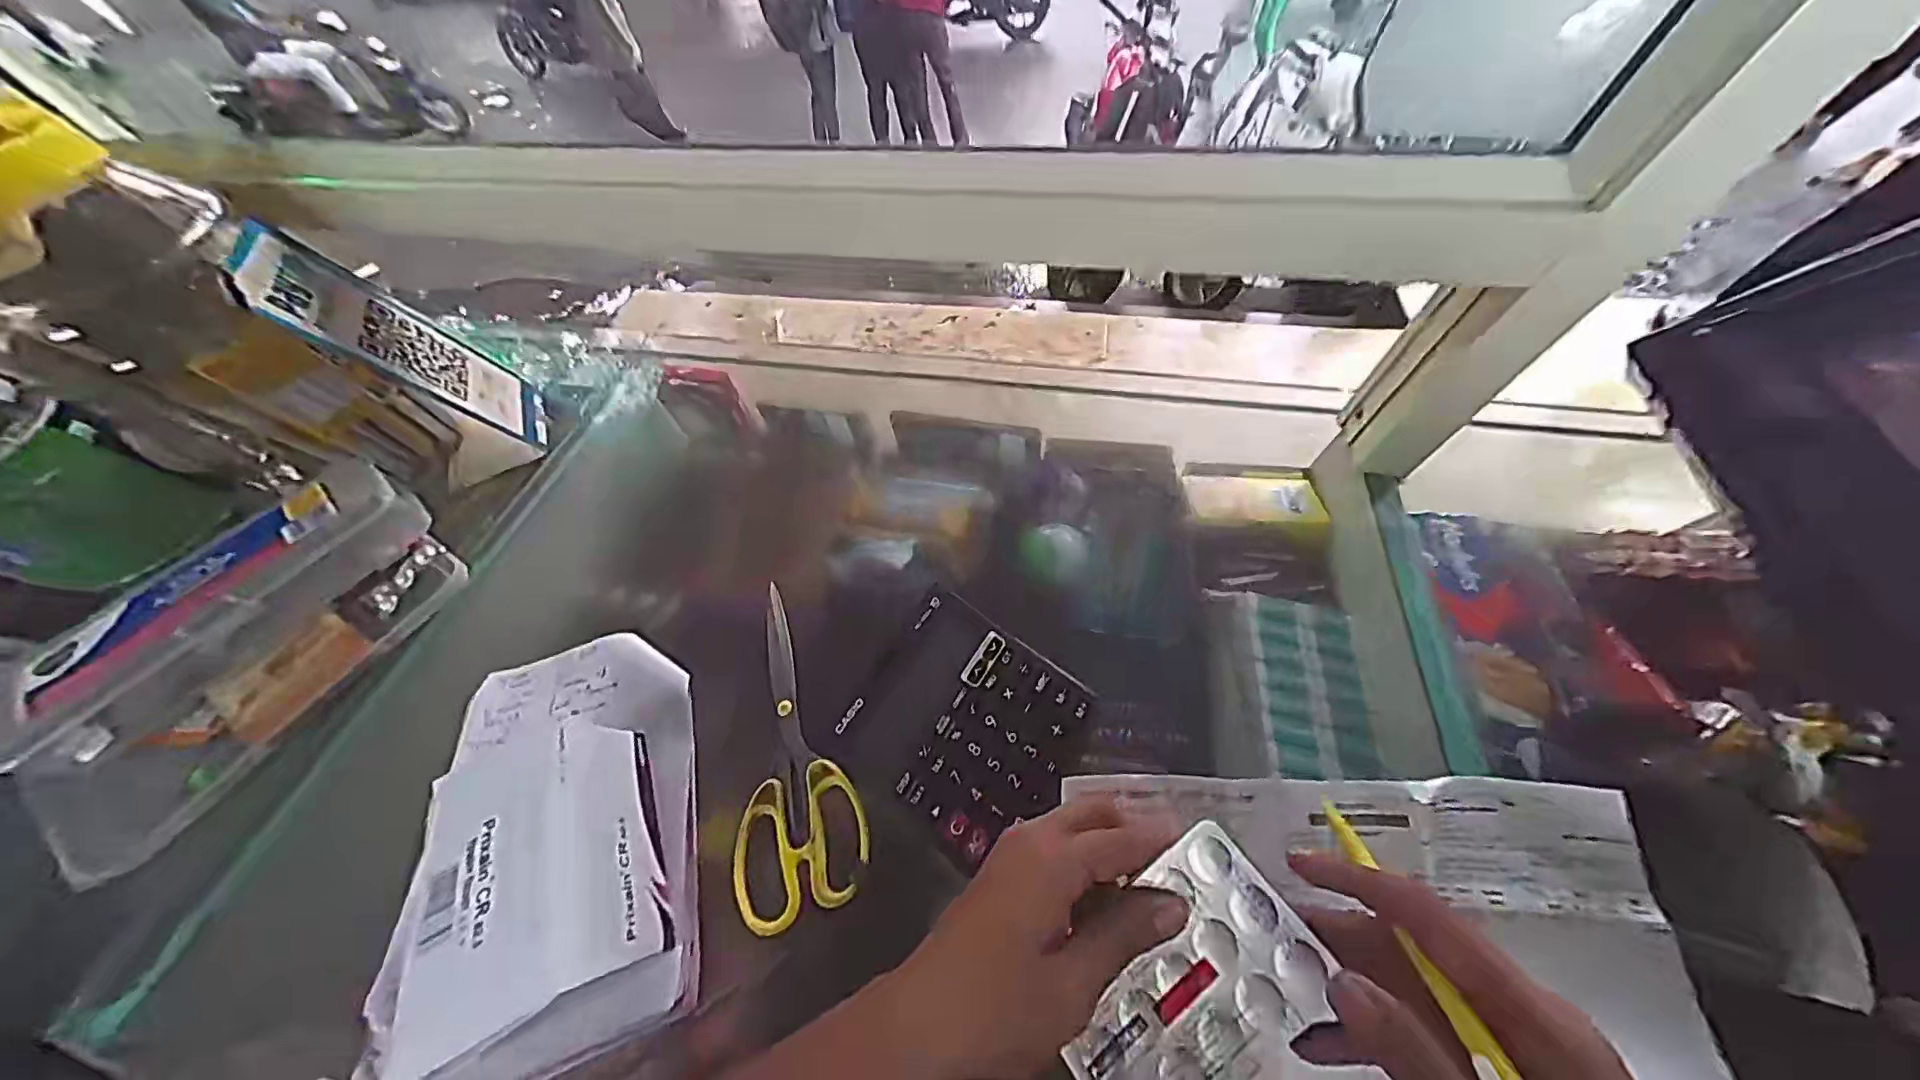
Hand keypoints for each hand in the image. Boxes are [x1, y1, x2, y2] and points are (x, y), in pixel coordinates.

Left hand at [885, 796, 1189, 1078]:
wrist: (917, 1026)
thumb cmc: (995, 1009)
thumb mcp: (1073, 983)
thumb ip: (1124, 935)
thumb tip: (1169, 903)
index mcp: (1050, 859)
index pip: (1119, 838)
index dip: (1160, 839)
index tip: (1194, 840)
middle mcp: (1028, 843)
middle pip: (1091, 813)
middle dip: (1132, 823)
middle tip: (1173, 848)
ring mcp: (1009, 857)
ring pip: (1069, 828)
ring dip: (1106, 840)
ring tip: (1146, 875)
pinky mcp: (999, 877)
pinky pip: (1050, 849)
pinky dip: (1082, 859)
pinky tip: (1102, 895)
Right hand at [1287, 851, 1632, 1079]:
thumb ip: (1415, 1053)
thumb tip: (1343, 984)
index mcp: (1532, 1014)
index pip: (1428, 915)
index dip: (1357, 879)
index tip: (1301, 864)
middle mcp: (1524, 1011)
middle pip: (1411, 948)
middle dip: (1337, 941)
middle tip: (1276, 939)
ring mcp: (1516, 1035)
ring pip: (1412, 986)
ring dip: (1349, 989)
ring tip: (1295, 998)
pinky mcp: (1505, 1059)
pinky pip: (1428, 1022)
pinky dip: (1379, 1025)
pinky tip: (1333, 1043)